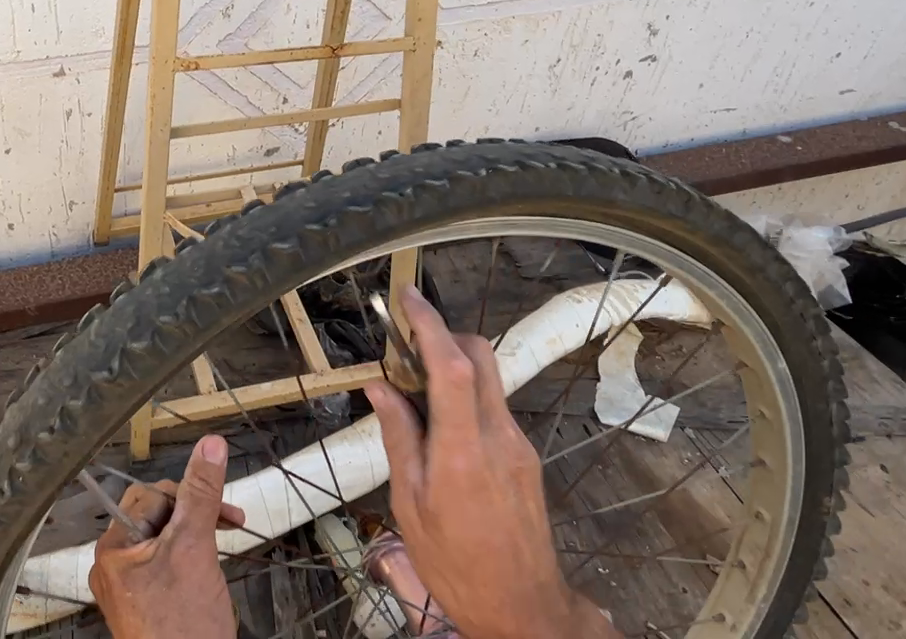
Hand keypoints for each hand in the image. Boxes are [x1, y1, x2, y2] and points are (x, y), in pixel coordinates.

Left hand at [88, 434, 246, 638]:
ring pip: (163, 540)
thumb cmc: (184, 626)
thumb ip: (202, 493)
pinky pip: (164, 565)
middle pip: (156, 516)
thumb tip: (211, 444)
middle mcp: (113, 566)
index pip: (150, 496)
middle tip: (228, 525)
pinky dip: (188, 560)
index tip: (221, 510)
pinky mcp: (144, 605)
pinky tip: (207, 572)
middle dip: (194, 516)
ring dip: (195, 536)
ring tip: (220, 548)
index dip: (187, 497)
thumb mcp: (196, 549)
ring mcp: (128, 589)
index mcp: (113, 548)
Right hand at [364, 286, 620, 638]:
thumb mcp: (409, 502)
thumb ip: (397, 436)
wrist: (524, 611)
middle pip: (480, 356)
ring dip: (453, 365)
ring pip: (489, 379)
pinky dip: (466, 395)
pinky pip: (494, 406)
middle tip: (407, 342)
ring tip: (415, 385)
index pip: (452, 366)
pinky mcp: (526, 457)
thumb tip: (379, 386)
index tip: (407, 297)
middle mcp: (499, 435)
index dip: (429, 324)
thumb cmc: (454, 562)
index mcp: (463, 448)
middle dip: (444, 334)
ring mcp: (519, 444)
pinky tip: (440, 422)